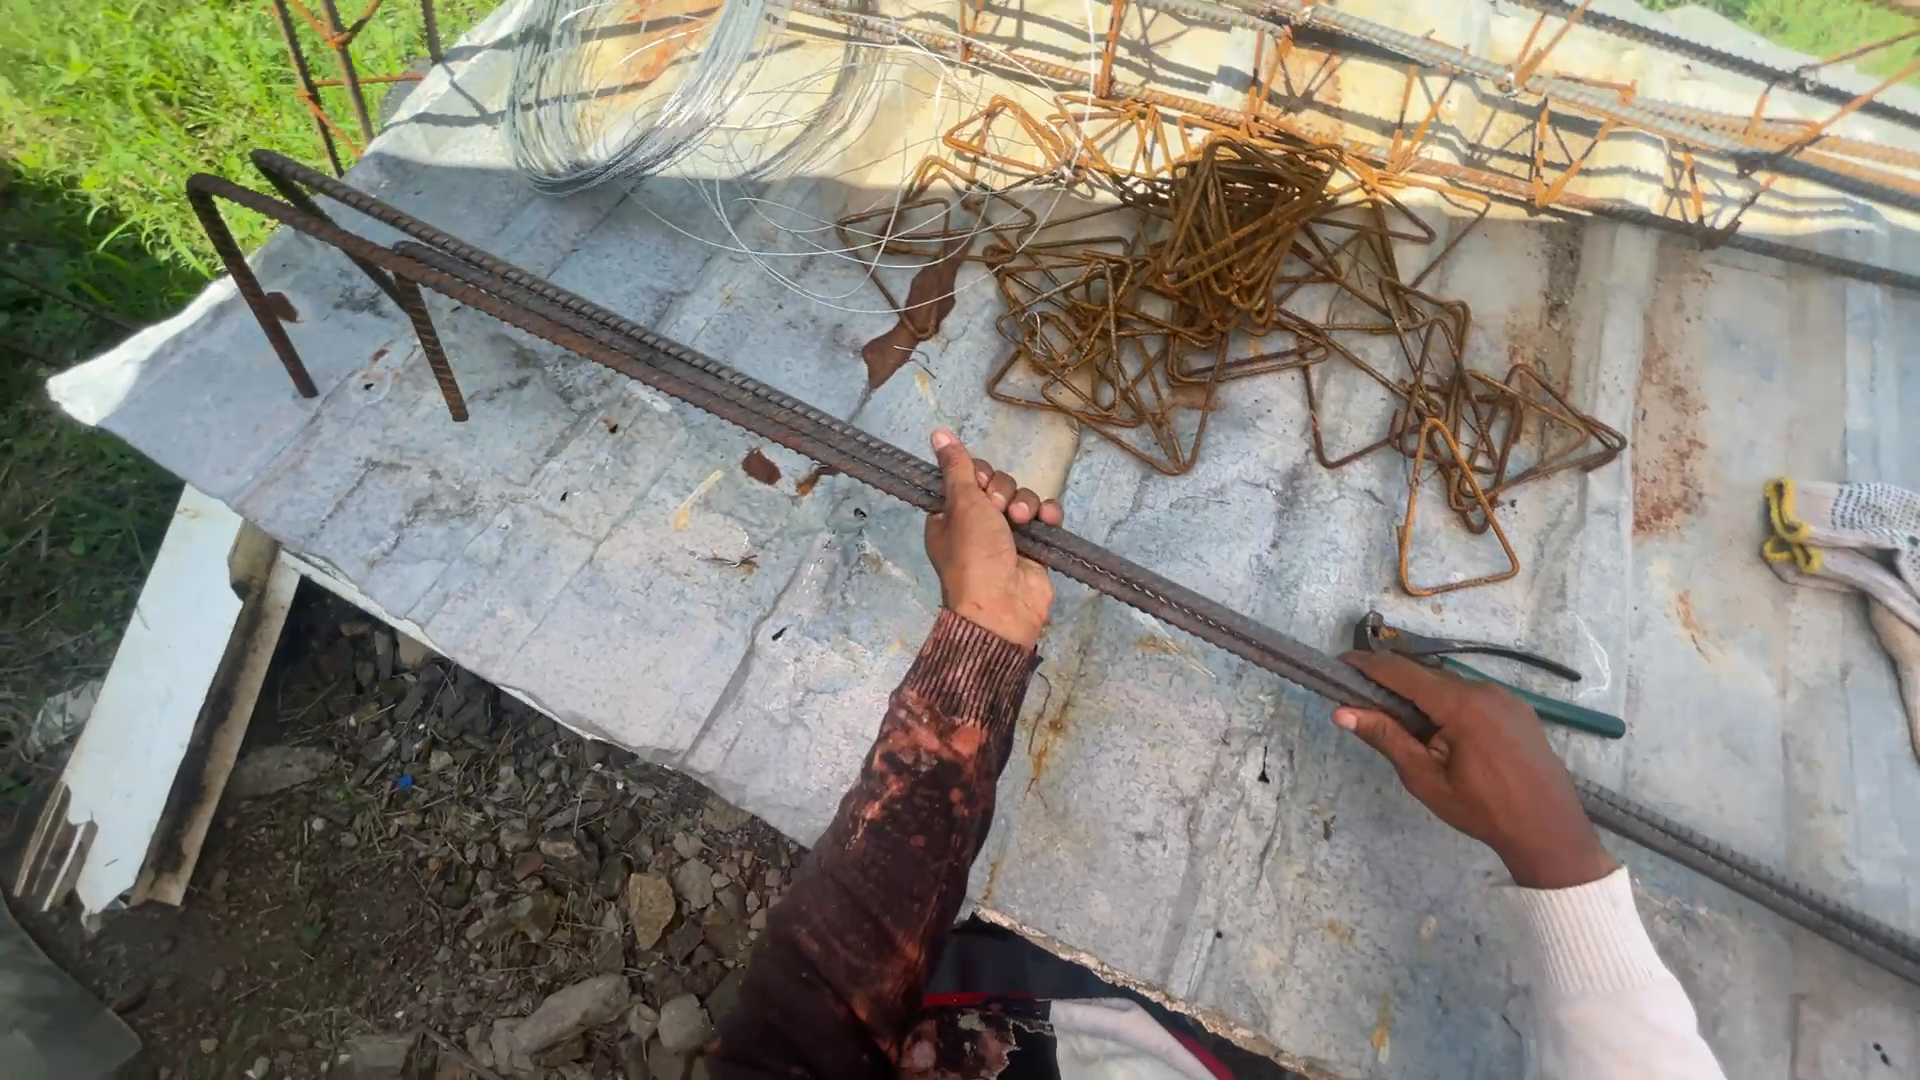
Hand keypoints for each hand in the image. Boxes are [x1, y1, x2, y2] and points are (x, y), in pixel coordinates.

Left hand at [923, 428, 1063, 649]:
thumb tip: (937, 432)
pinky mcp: (1033, 547)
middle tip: (999, 510)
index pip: (966, 478)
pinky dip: (1048, 516)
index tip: (980, 485)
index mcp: (949, 516)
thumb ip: (956, 466)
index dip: (977, 476)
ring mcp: (1006, 537)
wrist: (1002, 605)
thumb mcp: (961, 503)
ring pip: (1022, 499)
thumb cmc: (974, 554)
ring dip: (1025, 504)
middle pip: (997, 486)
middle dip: (1003, 492)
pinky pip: (1044, 518)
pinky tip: (1048, 521)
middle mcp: (976, 524)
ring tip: (1022, 521)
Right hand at [1332, 652, 1614, 889]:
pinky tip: (1434, 726)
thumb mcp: (1424, 778)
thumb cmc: (1483, 810)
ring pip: (1445, 683)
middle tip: (1359, 697)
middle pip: (1422, 674)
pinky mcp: (1516, 708)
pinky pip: (1468, 693)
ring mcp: (1505, 697)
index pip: (1401, 671)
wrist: (1553, 834)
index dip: (1365, 664)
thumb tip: (1341, 712)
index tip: (1337, 664)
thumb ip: (1385, 737)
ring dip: (1416, 692)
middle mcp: (1484, 690)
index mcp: (1462, 705)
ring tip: (1395, 717)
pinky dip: (1442, 700)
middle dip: (1388, 680)